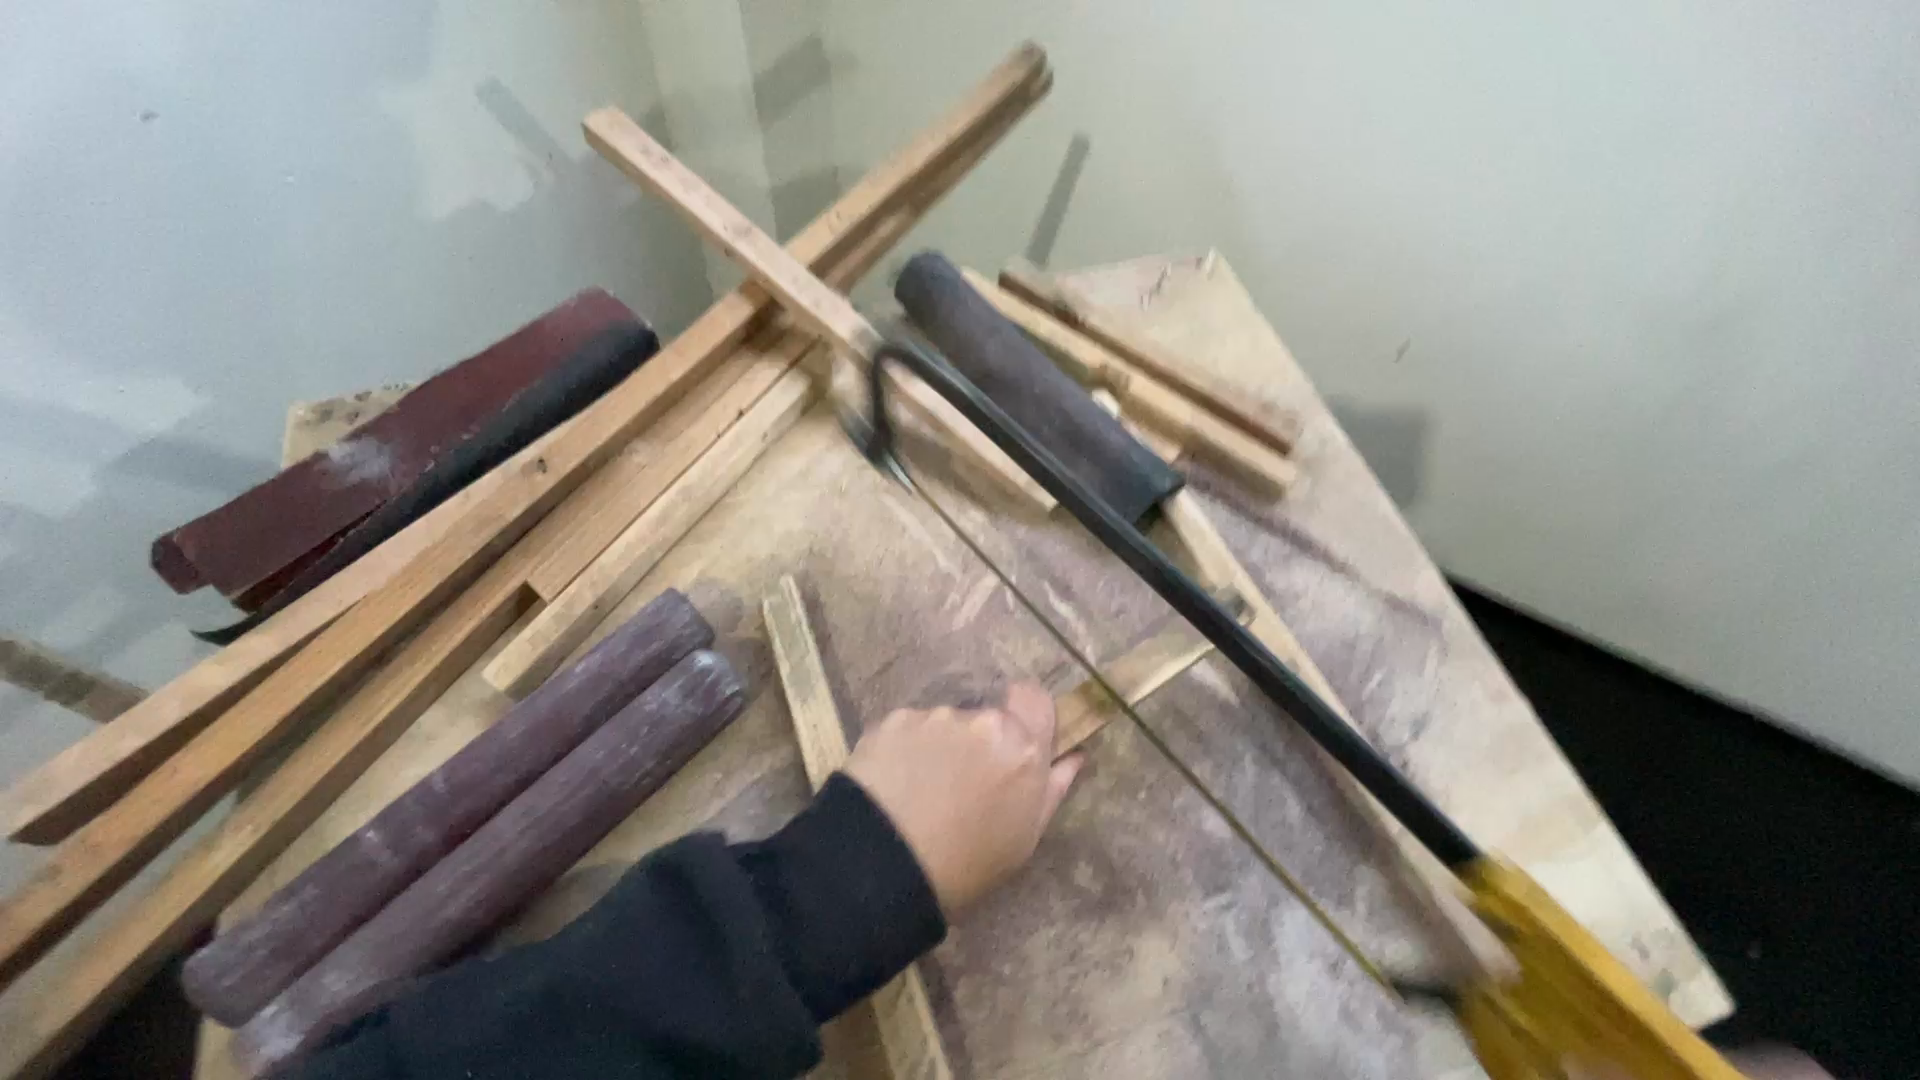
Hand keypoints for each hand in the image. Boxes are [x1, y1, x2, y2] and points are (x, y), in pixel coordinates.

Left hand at [843, 681, 1083, 915]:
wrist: (884, 868)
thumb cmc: (967, 865)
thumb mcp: (1024, 839)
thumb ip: (1052, 789)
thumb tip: (1073, 757)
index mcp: (1023, 747)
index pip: (1034, 698)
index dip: (1025, 715)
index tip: (1012, 746)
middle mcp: (982, 720)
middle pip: (987, 717)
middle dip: (979, 743)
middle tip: (962, 785)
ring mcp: (935, 718)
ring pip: (946, 724)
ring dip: (941, 747)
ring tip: (921, 792)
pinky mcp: (893, 721)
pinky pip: (910, 730)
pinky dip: (907, 750)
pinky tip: (895, 785)